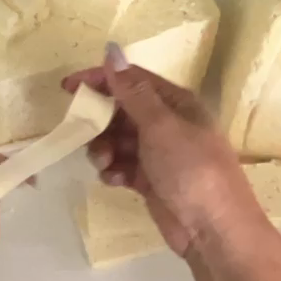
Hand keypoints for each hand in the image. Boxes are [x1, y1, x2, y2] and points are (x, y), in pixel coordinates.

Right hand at [65, 44, 264, 257]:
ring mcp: (159, 155)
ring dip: (104, 149)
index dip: (100, 79)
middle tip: (83, 133)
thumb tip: (112, 52)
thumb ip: (132, 92)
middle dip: (100, 121)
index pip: (132, 81)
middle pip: (122, 112)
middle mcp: (167, 124)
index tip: (68, 88)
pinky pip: (123, 167)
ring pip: (118, 141)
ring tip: (104, 163)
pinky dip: (114, 171)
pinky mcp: (151, 181)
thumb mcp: (161, 126)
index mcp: (176, 103)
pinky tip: (114, 180)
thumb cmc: (192, 170)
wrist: (213, 228)